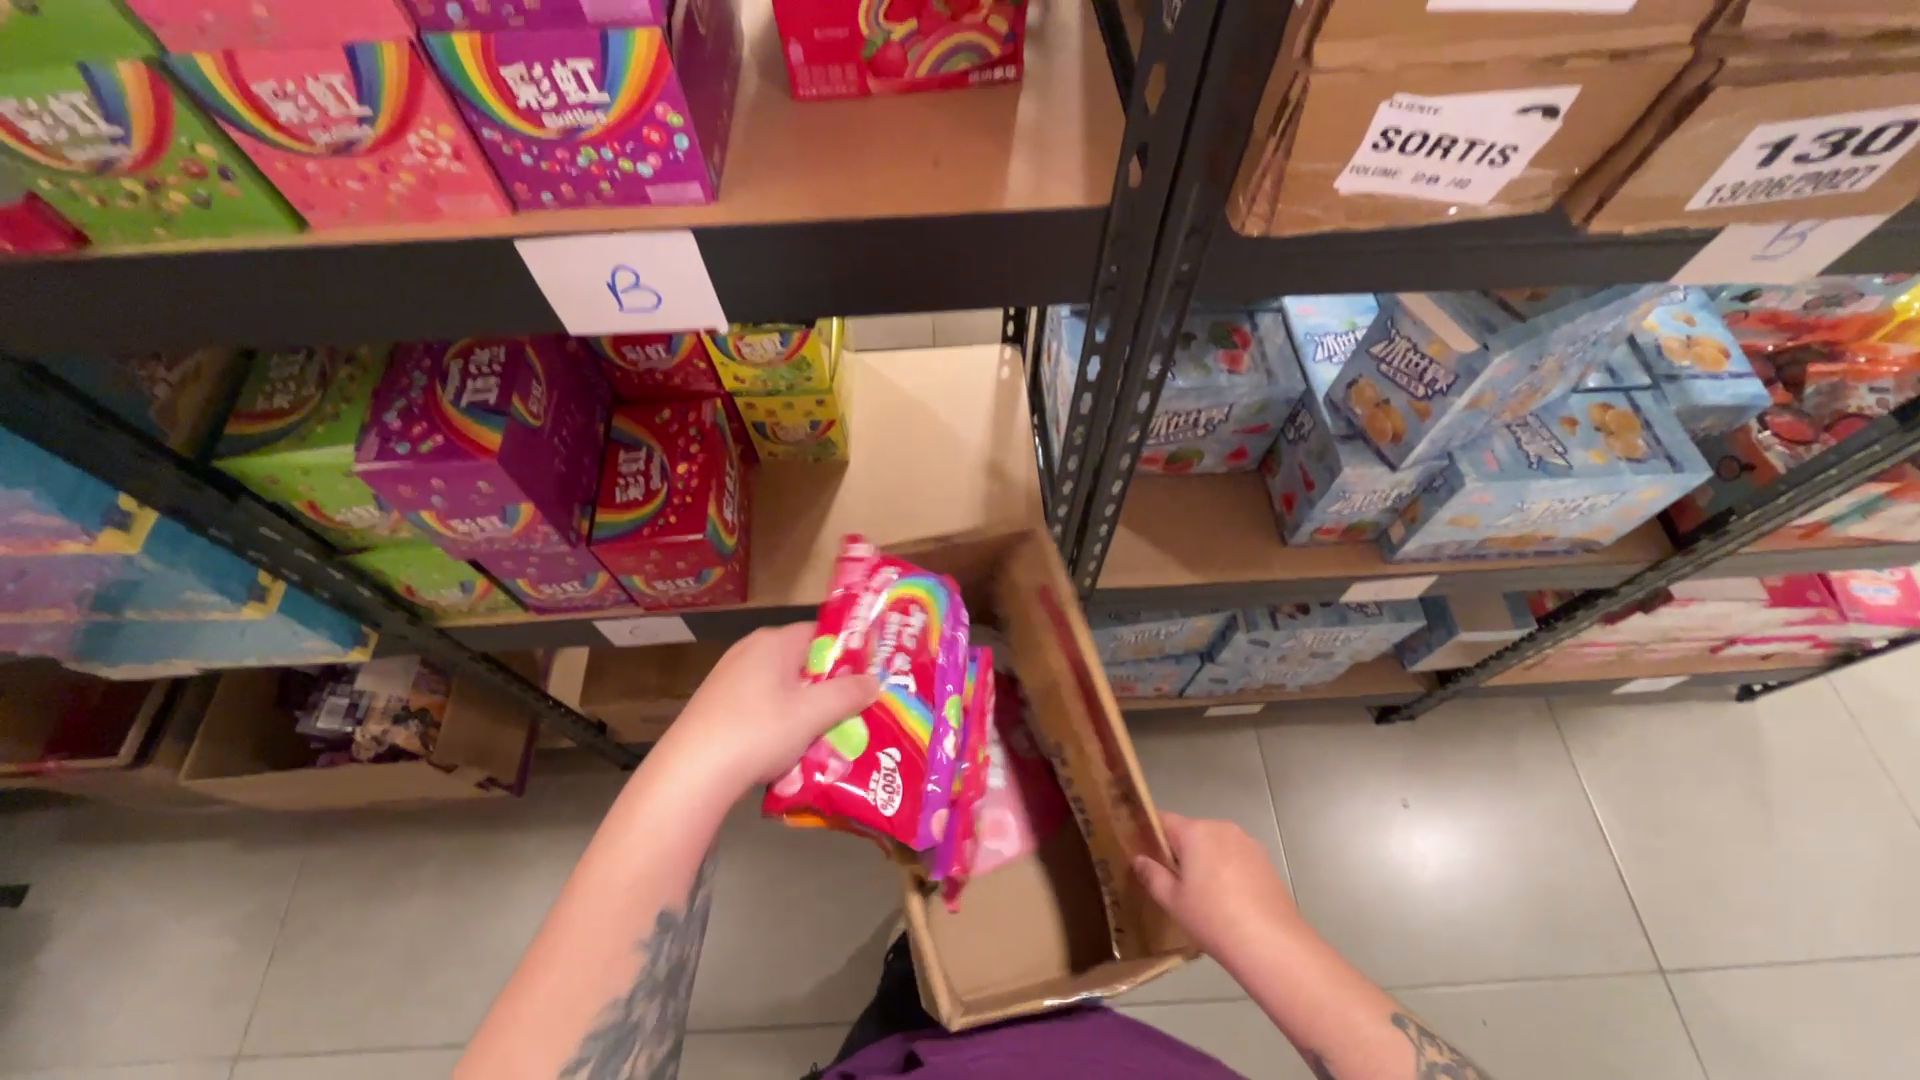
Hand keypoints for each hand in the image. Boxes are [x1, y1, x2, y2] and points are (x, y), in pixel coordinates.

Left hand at [652, 623, 878, 798]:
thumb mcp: (813, 714)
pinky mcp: (718, 703)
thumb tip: (874, 681)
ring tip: (823, 736)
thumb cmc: (758, 732)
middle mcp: (750, 649)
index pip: (822, 633)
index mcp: (774, 641)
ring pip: (783, 687)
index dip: (847, 654)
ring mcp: (730, 676)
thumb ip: (848, 694)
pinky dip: (780, 721)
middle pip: (803, 661)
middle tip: (851, 713)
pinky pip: (762, 704)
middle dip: (828, 687)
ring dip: (805, 709)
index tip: (866, 680)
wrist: (691, 773)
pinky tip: (786, 748)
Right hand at [1134, 812, 1299, 960]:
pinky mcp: (1266, 861)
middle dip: (1180, 852)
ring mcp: (1248, 843)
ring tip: (1204, 897)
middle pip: (1191, 832)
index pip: (1163, 820)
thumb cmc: (1213, 918)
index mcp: (1196, 832)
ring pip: (1215, 845)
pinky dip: (1227, 871)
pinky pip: (1235, 857)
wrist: (1272, 943)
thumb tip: (1139, 859)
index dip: (1150, 834)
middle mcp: (1222, 828)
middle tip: (1174, 884)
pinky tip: (1229, 901)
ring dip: (1205, 861)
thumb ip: (1152, 875)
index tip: (1144, 855)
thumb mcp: (1173, 901)